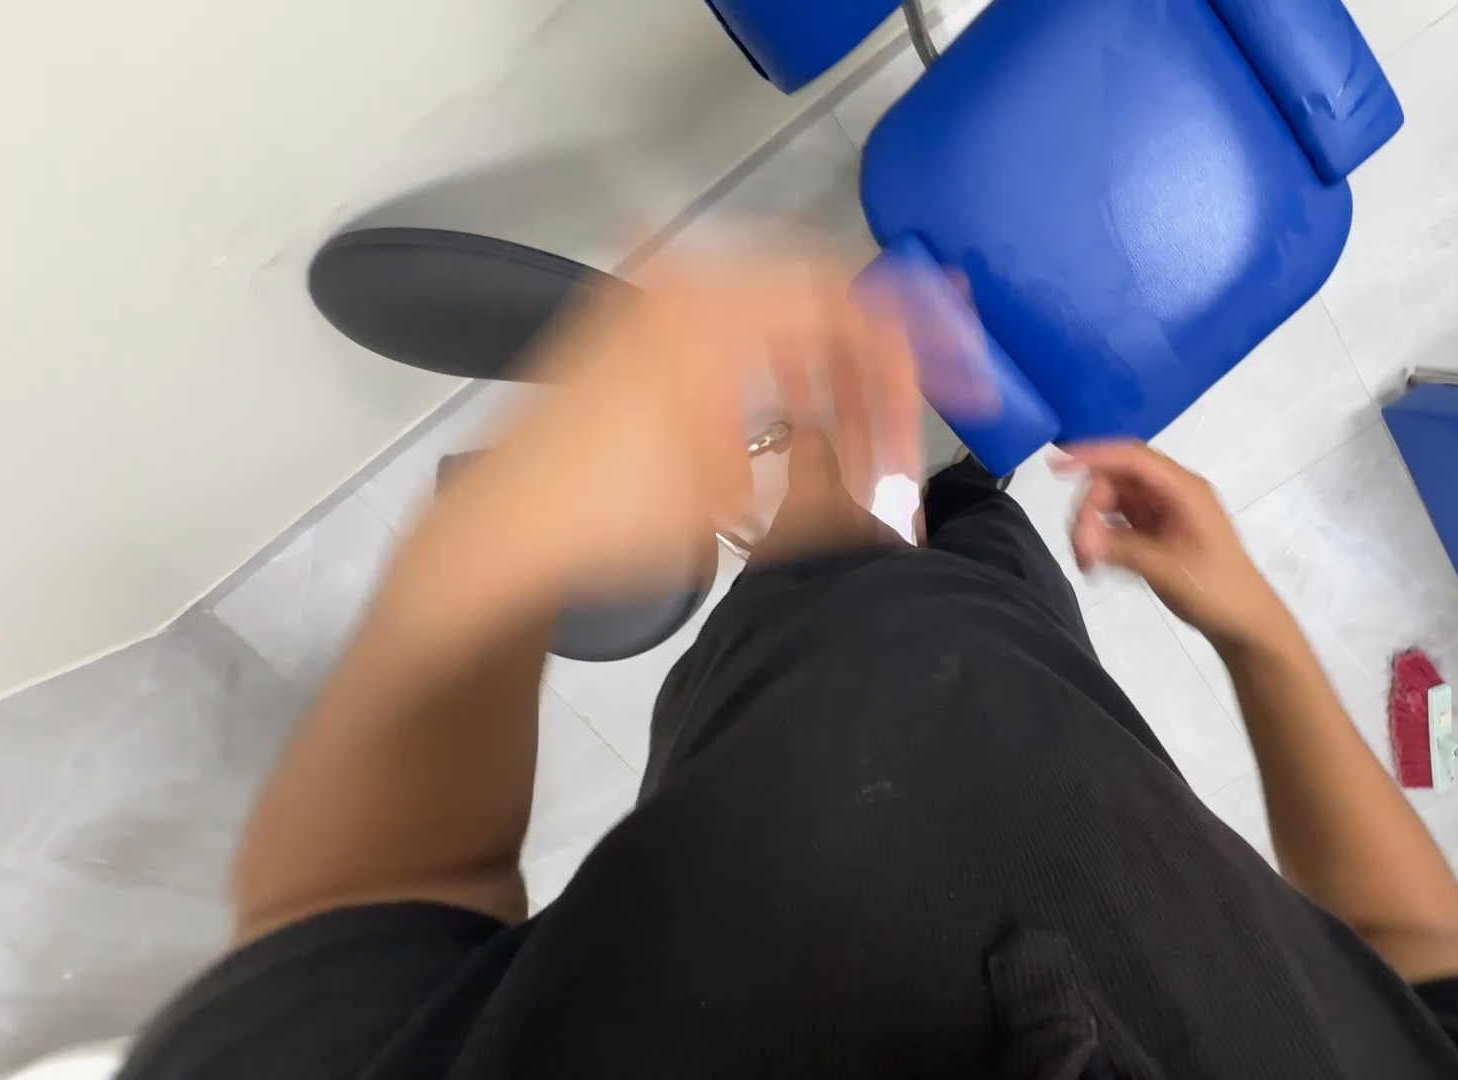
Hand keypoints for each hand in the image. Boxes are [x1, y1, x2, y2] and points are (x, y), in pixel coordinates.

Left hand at [412, 248, 920, 608]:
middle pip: (822, 305)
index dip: (915, 348)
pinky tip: (802, 417)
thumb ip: (834, 493)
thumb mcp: (734, 506)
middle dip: (878, 369)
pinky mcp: (641, 330)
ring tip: (858, 438)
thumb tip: (902, 499)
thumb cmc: (606, 519)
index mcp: (711, 313)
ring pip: (784, 318)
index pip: (847, 305)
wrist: (498, 537)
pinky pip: (743, 331)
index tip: (959, 384)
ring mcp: (656, 302)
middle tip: (907, 426)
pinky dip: (787, 371)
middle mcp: (684, 285)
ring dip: (833, 375)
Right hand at [1054, 441, 1285, 649]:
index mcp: (1184, 491)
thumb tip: (1082, 537)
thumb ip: (1124, 551)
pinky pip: (1116, 523)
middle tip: (1080, 547)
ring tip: (1086, 563)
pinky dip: (1100, 539)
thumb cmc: (1219, 593)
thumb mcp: (1171, 571)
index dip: (1093, 456)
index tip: (1057, 466)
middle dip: (1089, 508)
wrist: (1246, 624)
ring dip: (1090, 526)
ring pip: (1111, 502)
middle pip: (1115, 480)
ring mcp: (1162, 512)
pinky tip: (1094, 565)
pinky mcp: (1154, 532)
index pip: (1133, 459)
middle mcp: (1171, 494)